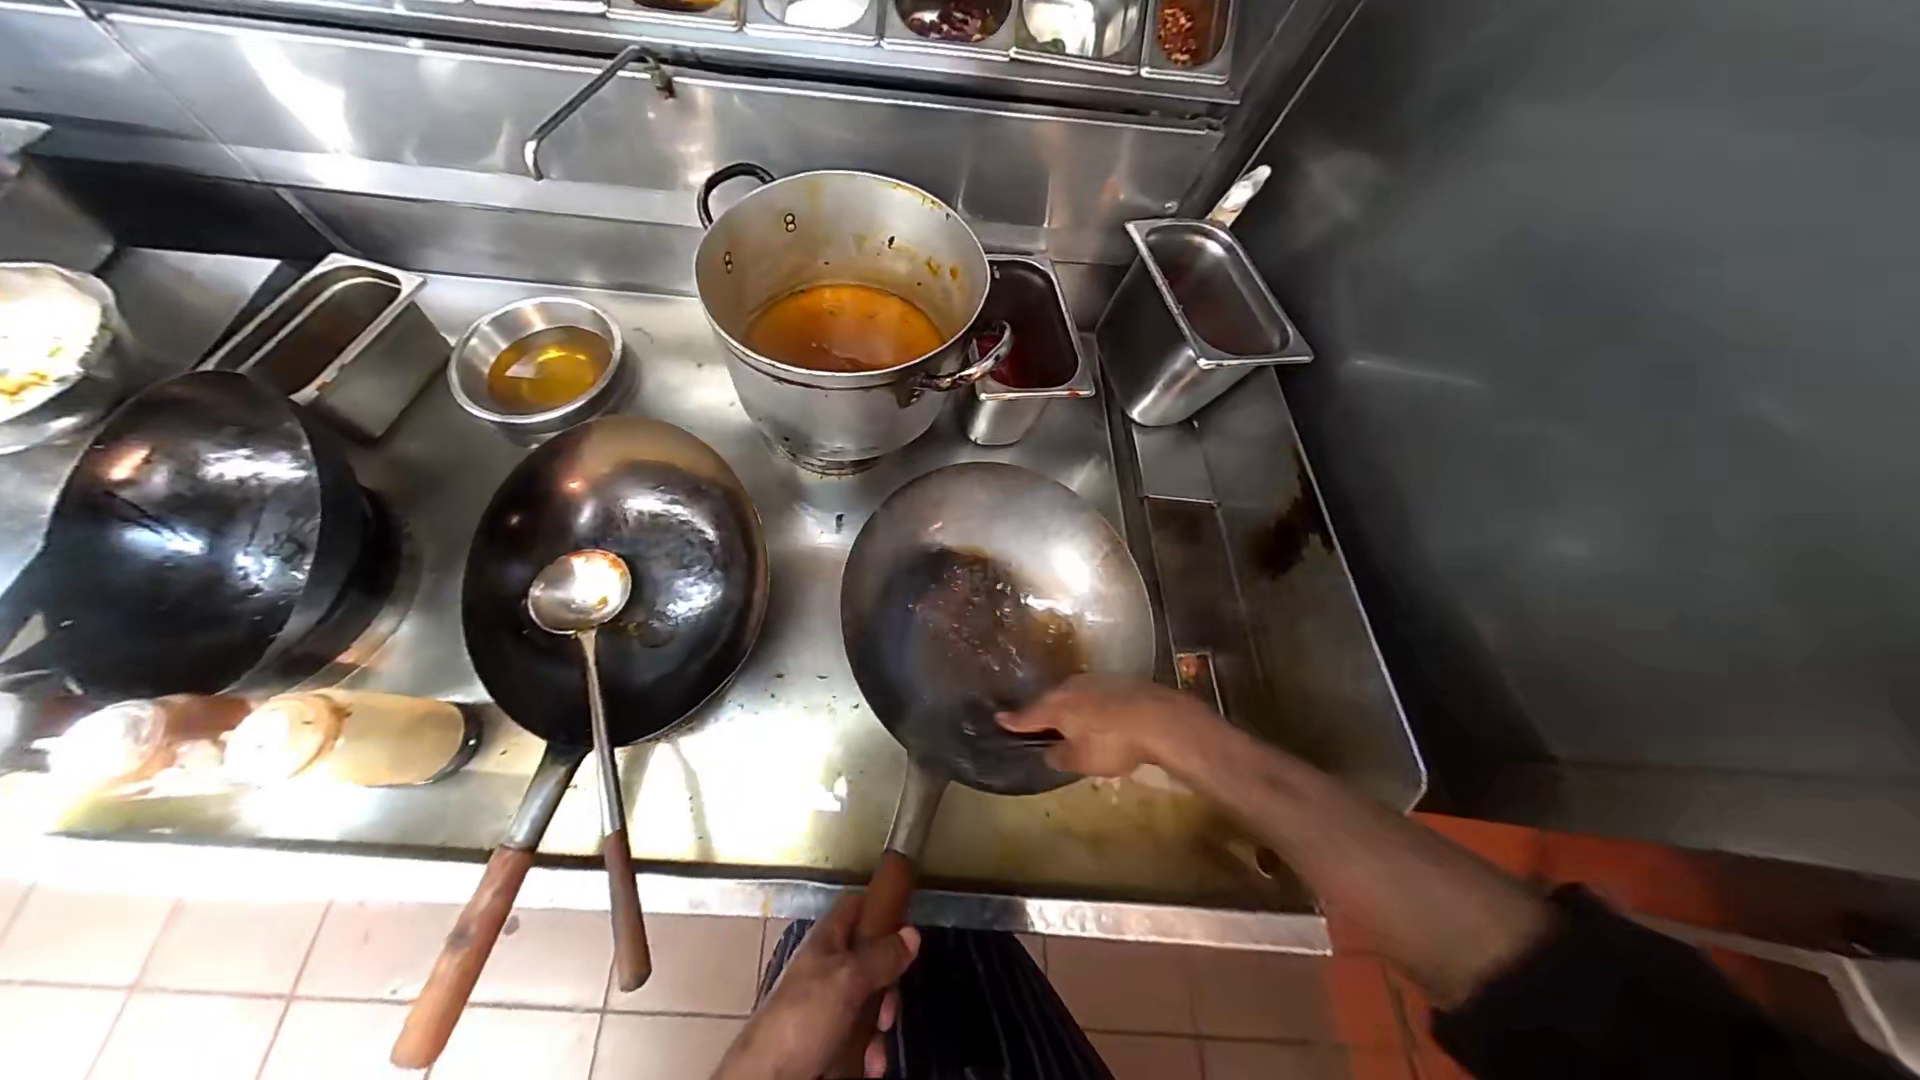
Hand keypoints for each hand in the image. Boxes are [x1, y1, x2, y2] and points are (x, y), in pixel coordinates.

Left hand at [712, 895, 919, 1079]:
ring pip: (869, 1002)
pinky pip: (859, 1038)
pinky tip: (870, 1066)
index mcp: (827, 940)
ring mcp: (826, 1006)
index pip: (856, 907)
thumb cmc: (805, 1017)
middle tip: (889, 1006)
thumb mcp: (848, 979)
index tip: (906, 923)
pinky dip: (869, 1052)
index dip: (880, 908)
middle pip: (870, 960)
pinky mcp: (827, 1041)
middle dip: (888, 984)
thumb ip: (882, 956)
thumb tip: (912, 932)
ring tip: (877, 1047)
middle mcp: (828, 968)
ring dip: (879, 1025)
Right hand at [998, 673, 1216, 776]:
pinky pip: (1094, 694)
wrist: (1160, 718)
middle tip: (1036, 725)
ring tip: (1069, 723)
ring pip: (1073, 695)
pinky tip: (1099, 716)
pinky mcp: (1117, 680)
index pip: (1027, 715)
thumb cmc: (1113, 742)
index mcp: (1055, 706)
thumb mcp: (1082, 761)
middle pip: (1049, 701)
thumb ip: (1060, 757)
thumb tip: (1050, 752)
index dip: (1013, 721)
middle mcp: (1070, 687)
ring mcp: (1095, 680)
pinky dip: (1090, 705)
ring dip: (1069, 708)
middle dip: (1042, 713)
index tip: (999, 718)